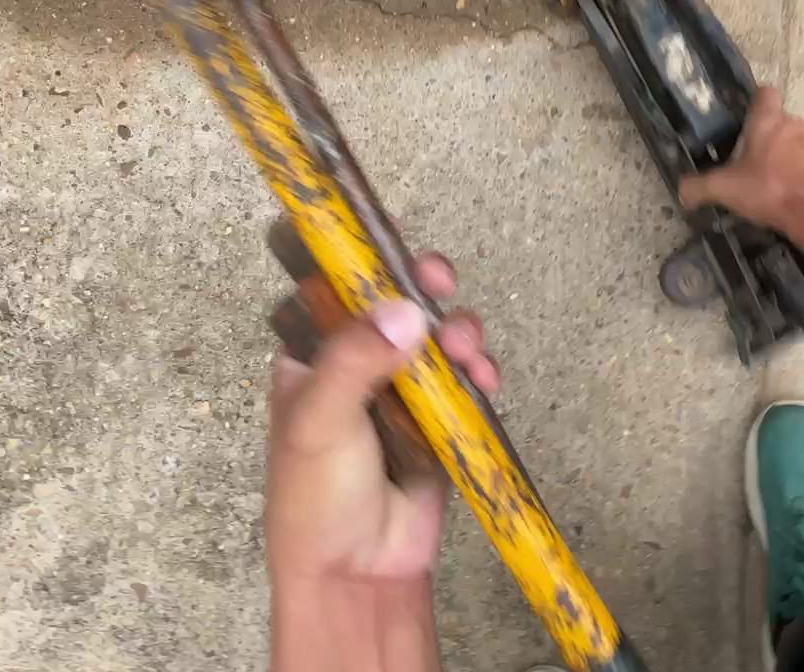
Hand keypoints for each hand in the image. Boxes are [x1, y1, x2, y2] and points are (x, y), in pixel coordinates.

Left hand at [265, 253, 498, 583]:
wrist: (361, 571)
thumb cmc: (316, 495)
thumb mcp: (319, 422)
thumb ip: (354, 362)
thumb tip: (407, 313)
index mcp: (315, 351)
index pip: (336, 285)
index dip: (362, 254)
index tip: (391, 232)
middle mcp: (359, 356)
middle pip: (395, 298)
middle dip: (421, 282)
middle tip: (438, 280)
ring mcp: (403, 381)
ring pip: (436, 329)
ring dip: (457, 327)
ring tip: (467, 347)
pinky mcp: (440, 408)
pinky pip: (465, 371)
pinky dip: (481, 366)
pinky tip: (487, 376)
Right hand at [676, 86, 803, 229]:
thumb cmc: (767, 190)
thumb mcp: (723, 189)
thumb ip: (697, 187)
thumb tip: (682, 192)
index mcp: (767, 122)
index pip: (765, 92)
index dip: (755, 101)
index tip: (743, 119)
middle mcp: (794, 124)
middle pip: (776, 119)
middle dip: (763, 135)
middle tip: (747, 159)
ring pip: (793, 138)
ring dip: (781, 151)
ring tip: (767, 176)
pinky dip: (797, 168)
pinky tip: (786, 188)